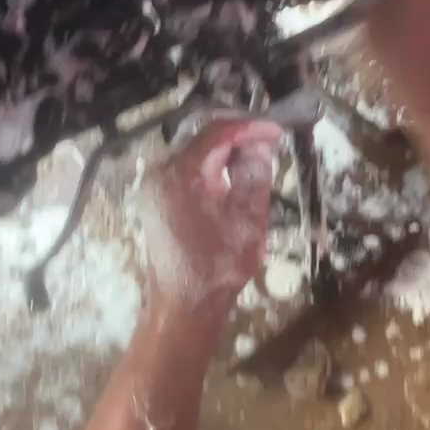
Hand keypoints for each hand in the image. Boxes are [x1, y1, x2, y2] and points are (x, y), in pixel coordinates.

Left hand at [140, 118, 283, 324]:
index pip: (216, 133)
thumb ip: (255, 173)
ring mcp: (153, 183)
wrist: (184, 303)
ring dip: (224, 148)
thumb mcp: (249, 218)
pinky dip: (211, 163)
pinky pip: (185, 166)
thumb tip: (261, 143)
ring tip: (256, 153)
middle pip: (201, 136)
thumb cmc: (219, 266)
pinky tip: (233, 171)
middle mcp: (159, 172)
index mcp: (179, 175)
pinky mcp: (156, 195)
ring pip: (193, 149)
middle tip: (269, 139)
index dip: (249, 126)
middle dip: (237, 133)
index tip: (277, 129)